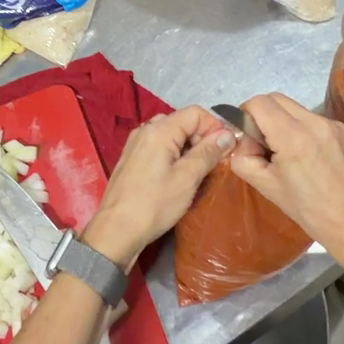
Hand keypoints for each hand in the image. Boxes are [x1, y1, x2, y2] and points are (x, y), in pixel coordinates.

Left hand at [83, 106, 234, 268]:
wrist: (116, 230)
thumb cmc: (154, 204)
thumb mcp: (187, 179)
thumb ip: (208, 153)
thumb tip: (228, 135)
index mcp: (159, 130)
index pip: (195, 113)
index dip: (215, 127)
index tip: (226, 149)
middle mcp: (145, 130)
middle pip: (182, 121)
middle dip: (202, 137)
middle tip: (214, 163)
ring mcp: (136, 143)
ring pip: (171, 134)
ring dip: (189, 147)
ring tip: (198, 171)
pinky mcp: (132, 158)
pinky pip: (159, 146)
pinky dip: (174, 154)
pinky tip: (179, 175)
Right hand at [229, 93, 343, 263]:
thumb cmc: (307, 209)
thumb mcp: (265, 186)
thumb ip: (243, 158)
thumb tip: (241, 141)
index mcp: (292, 137)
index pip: (259, 103)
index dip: (246, 113)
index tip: (247, 133)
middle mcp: (315, 123)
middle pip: (277, 99)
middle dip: (264, 114)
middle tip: (264, 141)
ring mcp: (335, 125)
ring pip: (298, 110)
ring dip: (286, 123)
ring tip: (290, 152)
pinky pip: (318, 121)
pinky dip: (307, 132)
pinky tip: (313, 157)